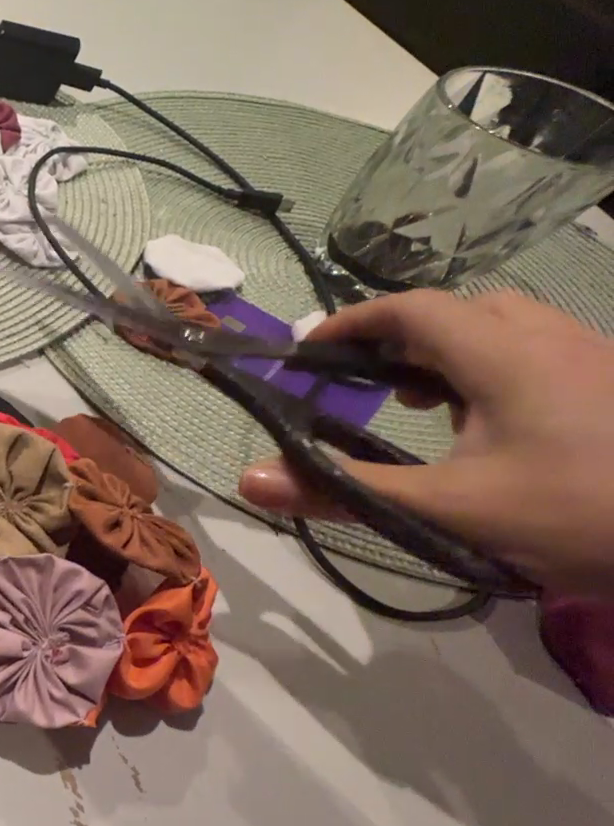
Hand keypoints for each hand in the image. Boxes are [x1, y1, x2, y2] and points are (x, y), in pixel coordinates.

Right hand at [239, 289, 613, 592]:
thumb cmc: (583, 516)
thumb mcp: (449, 511)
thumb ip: (344, 490)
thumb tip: (246, 481)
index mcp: (507, 359)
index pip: (412, 309)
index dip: (351, 321)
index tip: (307, 352)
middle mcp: (556, 344)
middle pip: (463, 309)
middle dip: (401, 333)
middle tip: (364, 377)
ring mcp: (599, 364)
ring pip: (511, 327)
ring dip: (451, 349)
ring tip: (422, 401)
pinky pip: (545, 353)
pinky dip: (495, 368)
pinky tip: (491, 423)